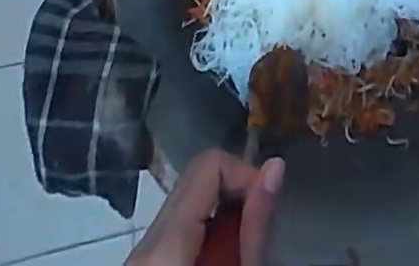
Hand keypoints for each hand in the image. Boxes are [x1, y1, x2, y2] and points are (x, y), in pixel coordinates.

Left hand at [128, 150, 284, 265]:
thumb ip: (253, 224)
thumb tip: (276, 165)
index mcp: (165, 238)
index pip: (209, 162)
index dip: (245, 174)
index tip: (266, 205)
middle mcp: (147, 236)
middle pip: (198, 178)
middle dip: (236, 192)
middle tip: (258, 227)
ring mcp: (142, 249)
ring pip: (190, 202)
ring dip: (225, 213)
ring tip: (243, 245)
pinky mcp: (146, 260)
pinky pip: (180, 226)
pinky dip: (209, 231)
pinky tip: (223, 257)